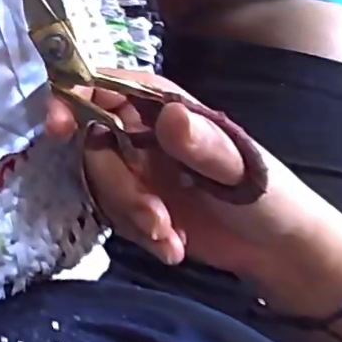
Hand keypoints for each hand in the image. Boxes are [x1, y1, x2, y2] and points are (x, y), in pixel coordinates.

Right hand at [47, 71, 341, 312]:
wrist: (283, 257)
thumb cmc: (271, 197)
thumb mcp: (243, 170)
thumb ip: (204, 144)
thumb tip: (168, 114)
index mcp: (158, 102)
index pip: (98, 85)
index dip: (70, 98)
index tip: (57, 128)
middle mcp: (136, 126)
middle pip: (92, 141)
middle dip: (116, 184)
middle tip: (154, 218)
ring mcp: (131, 163)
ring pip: (97, 179)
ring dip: (128, 213)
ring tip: (171, 238)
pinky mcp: (130, 197)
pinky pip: (109, 209)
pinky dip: (135, 232)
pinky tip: (171, 245)